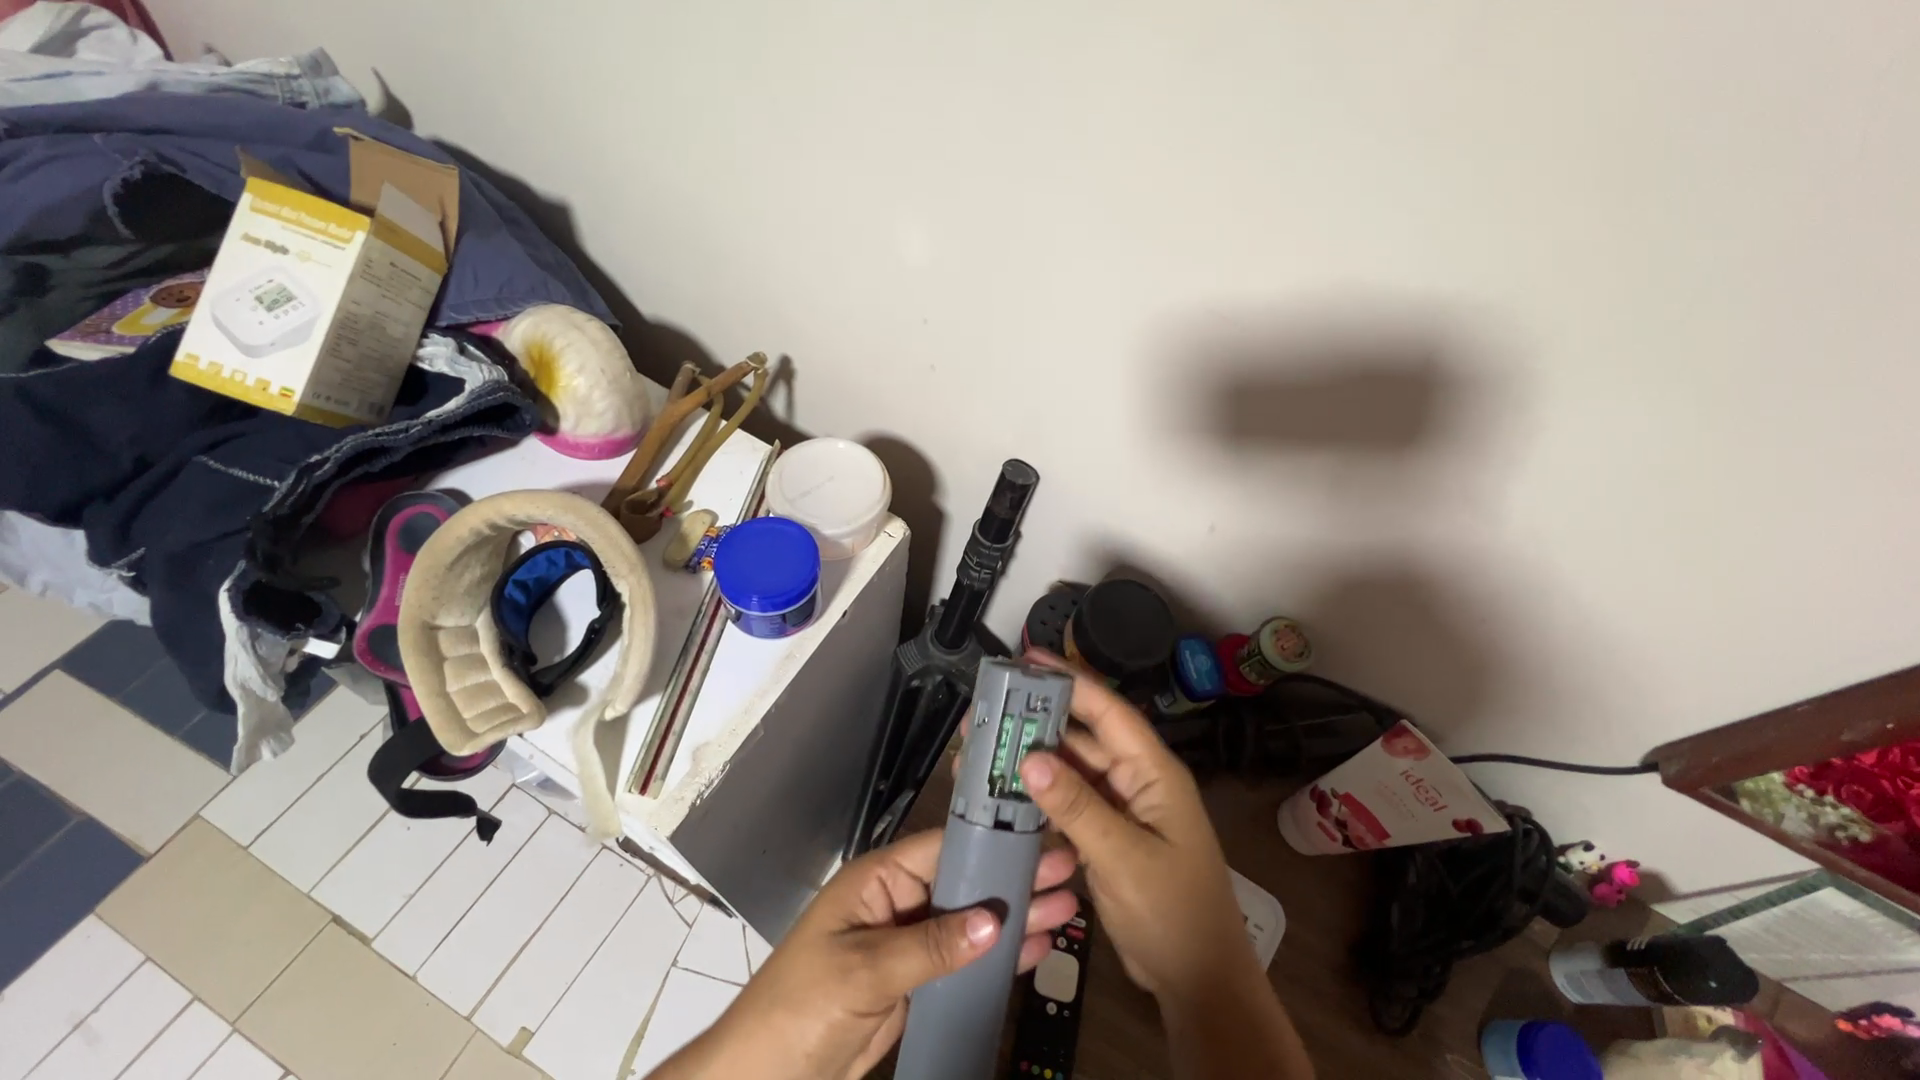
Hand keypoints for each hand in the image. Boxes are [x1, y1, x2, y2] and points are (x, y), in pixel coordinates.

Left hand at [652, 829, 1077, 1079]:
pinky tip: (1039, 948)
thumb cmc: (802, 1005)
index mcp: (880, 880)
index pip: (943, 848)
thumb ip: (930, 945)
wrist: (768, 1074)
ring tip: (1070, 906)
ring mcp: (912, 941)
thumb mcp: (863, 970)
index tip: (1041, 836)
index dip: (992, 841)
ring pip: (973, 921)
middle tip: (1071, 869)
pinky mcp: (919, 980)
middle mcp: (901, 901)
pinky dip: (1002, 954)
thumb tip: (995, 920)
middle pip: (966, 882)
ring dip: (1018, 915)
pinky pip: (967, 959)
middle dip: (1015, 878)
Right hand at [1017, 650, 1256, 999]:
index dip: (1070, 681)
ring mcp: (1120, 809)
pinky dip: (1040, 797)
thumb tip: (1029, 758)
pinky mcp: (1106, 837)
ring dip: (1034, 759)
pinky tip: (1003, 792)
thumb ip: (1077, 807)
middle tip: (988, 707)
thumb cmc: (1174, 913)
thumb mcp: (1124, 857)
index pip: (1108, 711)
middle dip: (1039, 719)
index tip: (1026, 658)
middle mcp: (1135, 780)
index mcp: (1153, 772)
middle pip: (1083, 737)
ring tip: (985, 746)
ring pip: (1071, 771)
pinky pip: (1069, 804)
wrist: (1198, 980)